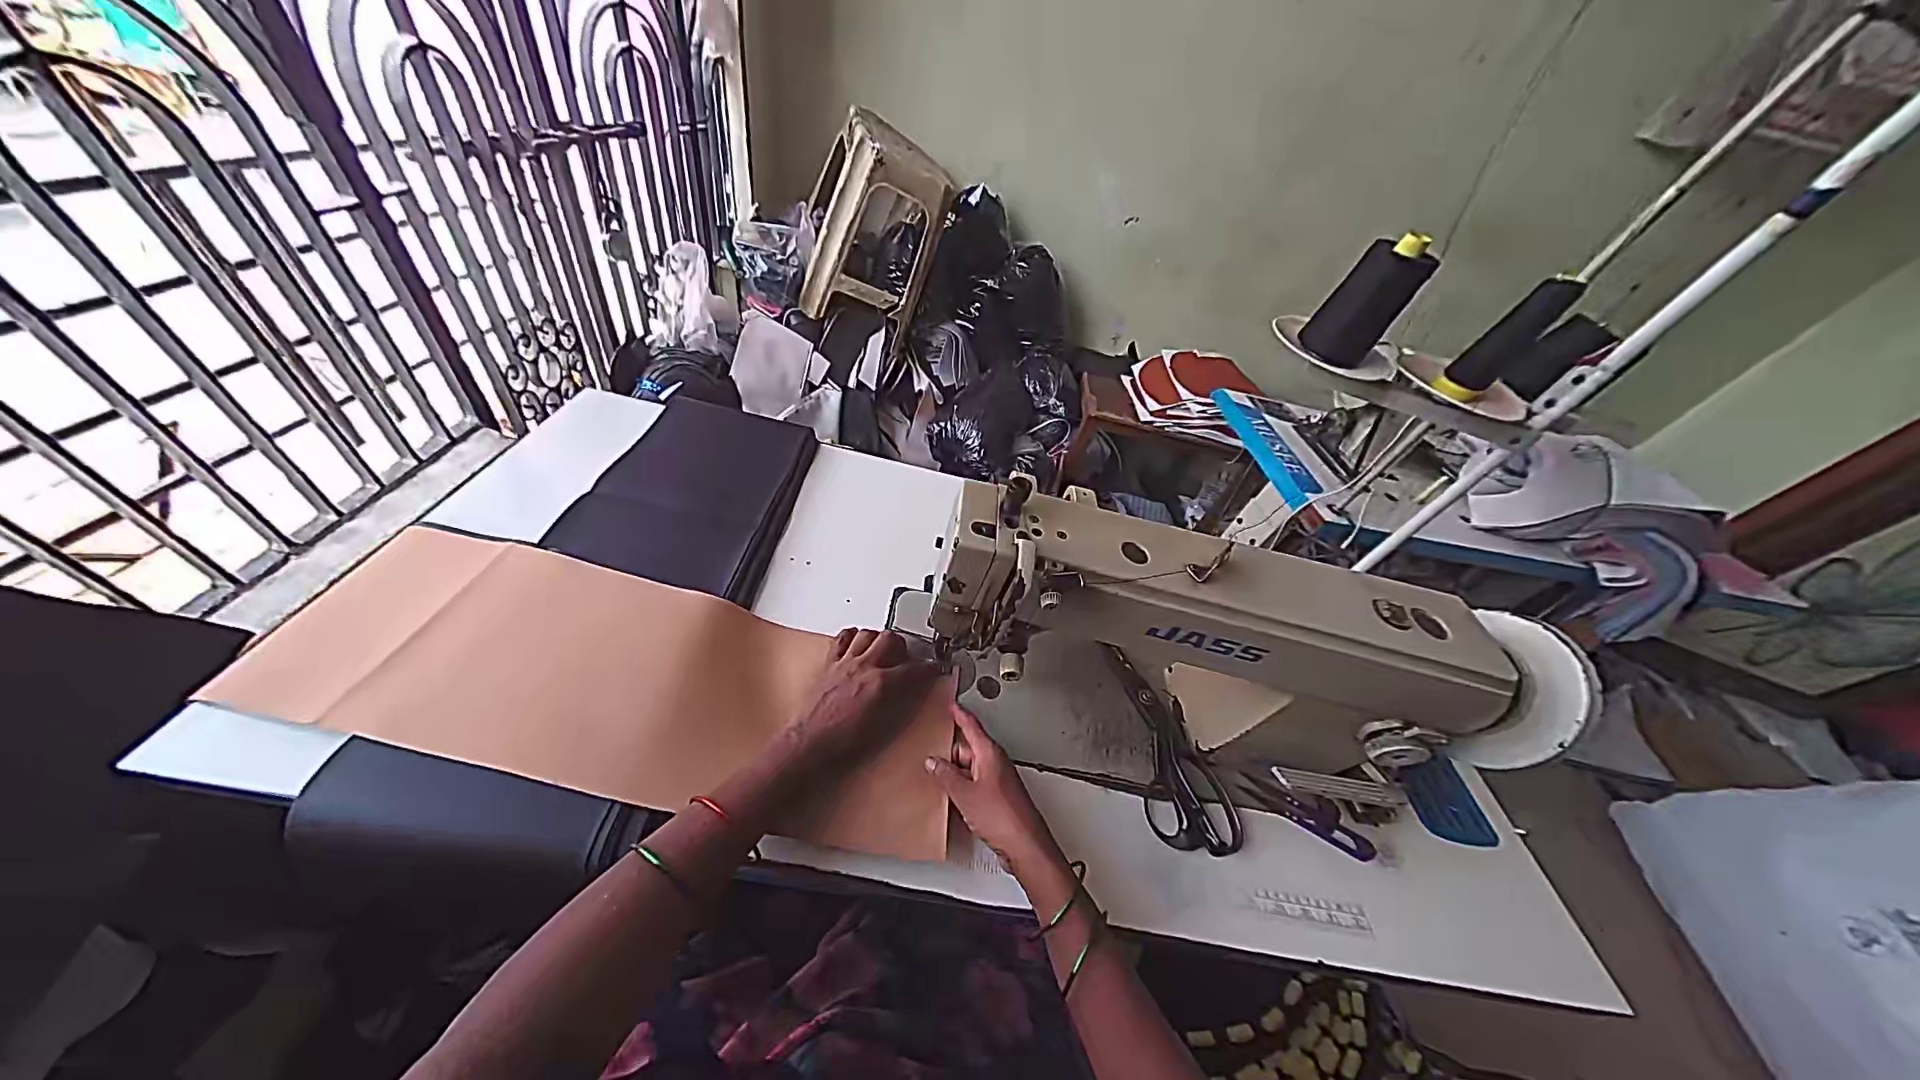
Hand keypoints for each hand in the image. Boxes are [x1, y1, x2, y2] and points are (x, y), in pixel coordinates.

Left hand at [779, 629, 938, 773]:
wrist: (811, 744)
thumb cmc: (842, 741)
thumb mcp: (884, 725)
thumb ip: (901, 702)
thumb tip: (911, 692)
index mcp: (882, 685)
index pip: (915, 668)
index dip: (930, 667)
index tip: (934, 668)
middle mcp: (864, 668)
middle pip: (891, 639)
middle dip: (903, 646)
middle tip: (906, 655)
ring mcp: (845, 663)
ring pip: (868, 634)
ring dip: (878, 639)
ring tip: (883, 647)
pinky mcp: (829, 664)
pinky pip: (842, 639)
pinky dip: (852, 637)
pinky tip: (856, 643)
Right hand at [925, 702, 1062, 873]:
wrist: (1024, 844)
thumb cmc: (1003, 817)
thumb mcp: (963, 793)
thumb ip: (945, 775)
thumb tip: (934, 762)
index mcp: (990, 753)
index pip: (972, 725)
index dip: (960, 713)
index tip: (952, 704)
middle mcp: (997, 761)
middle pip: (969, 747)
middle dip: (951, 753)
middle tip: (934, 758)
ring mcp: (999, 778)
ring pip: (972, 766)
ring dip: (957, 772)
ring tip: (943, 782)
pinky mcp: (1000, 794)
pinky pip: (977, 781)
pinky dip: (965, 785)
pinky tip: (957, 798)